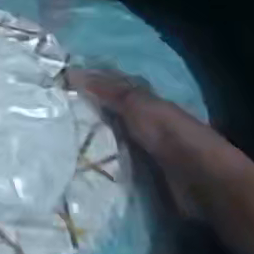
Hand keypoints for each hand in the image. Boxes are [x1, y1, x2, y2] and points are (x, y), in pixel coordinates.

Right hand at [68, 67, 236, 215]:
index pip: (111, 84)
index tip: (58, 81)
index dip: (88, 81)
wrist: (202, 181)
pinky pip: (113, 159)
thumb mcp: (135, 103)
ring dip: (89, 135)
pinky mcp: (143, 173)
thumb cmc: (169, 132)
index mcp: (145, 98)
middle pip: (109, 111)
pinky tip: (76, 155)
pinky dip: (98, 157)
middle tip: (51, 107)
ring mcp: (144, 148)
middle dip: (84, 109)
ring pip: (109, 135)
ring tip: (57, 131)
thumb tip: (69, 72)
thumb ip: (105, 89)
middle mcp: (144, 120)